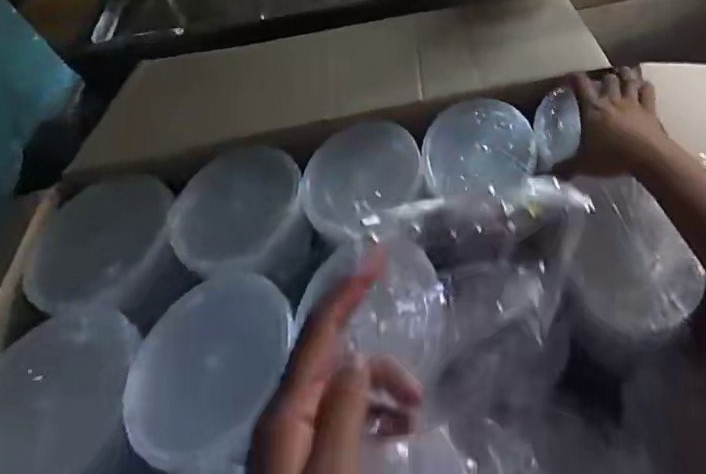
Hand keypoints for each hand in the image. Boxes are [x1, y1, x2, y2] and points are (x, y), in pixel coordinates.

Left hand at [253, 249, 423, 473]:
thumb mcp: (334, 473)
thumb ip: (344, 410)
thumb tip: (358, 357)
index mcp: (288, 412)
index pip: (321, 330)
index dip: (350, 287)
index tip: (379, 254)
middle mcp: (286, 414)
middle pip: (339, 360)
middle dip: (382, 364)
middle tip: (419, 392)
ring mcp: (292, 436)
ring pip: (345, 388)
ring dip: (382, 392)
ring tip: (413, 419)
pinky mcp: (302, 455)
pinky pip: (342, 413)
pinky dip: (371, 413)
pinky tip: (394, 431)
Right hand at [561, 67, 673, 176]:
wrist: (647, 156)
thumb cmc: (613, 158)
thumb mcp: (585, 165)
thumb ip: (566, 166)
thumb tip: (549, 172)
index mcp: (594, 108)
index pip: (582, 85)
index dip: (575, 78)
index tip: (571, 77)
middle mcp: (613, 100)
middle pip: (609, 78)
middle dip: (605, 78)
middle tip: (603, 82)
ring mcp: (633, 102)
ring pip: (629, 79)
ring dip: (626, 74)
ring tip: (623, 72)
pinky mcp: (649, 108)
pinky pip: (648, 90)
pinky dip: (646, 86)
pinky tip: (644, 85)